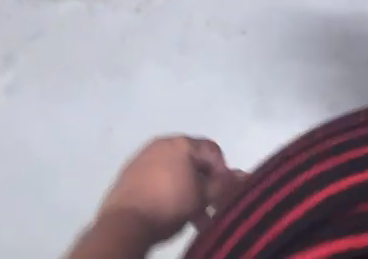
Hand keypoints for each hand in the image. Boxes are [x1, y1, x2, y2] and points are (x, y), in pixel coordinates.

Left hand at [96, 136, 245, 244]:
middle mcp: (162, 143)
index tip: (222, 194)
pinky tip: (167, 210)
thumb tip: (244, 176)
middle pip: (192, 160)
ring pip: (174, 170)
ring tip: (189, 214)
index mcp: (182, 143)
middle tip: (207, 207)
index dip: (223, 171)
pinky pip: (155, 178)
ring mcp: (142, 158)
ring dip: (186, 189)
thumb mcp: (202, 197)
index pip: (212, 150)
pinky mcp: (128, 175)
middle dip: (203, 183)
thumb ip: (224, 185)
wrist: (123, 225)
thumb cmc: (169, 205)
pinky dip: (165, 190)